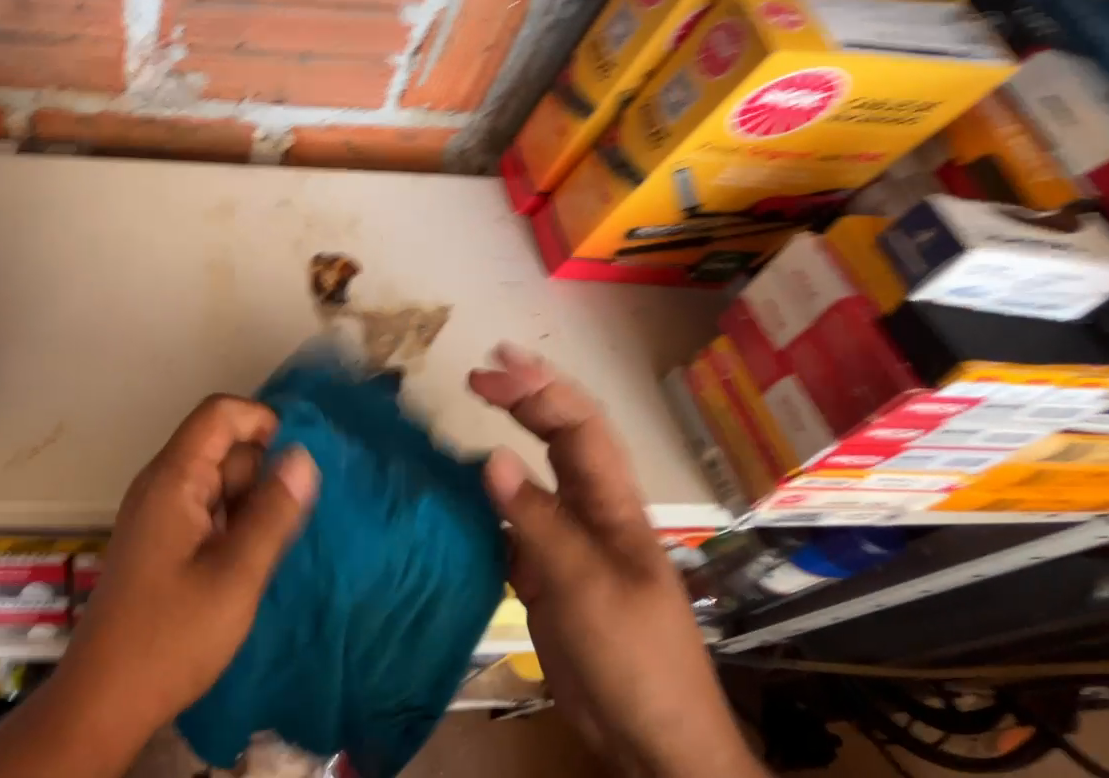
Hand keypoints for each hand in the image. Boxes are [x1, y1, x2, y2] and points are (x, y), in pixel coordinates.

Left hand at [60, 394, 318, 729]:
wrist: (106, 699)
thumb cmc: (172, 637)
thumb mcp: (236, 576)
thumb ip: (272, 513)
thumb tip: (303, 456)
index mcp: (173, 478)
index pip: (220, 413)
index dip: (264, 423)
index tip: (301, 465)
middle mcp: (161, 484)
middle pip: (221, 446)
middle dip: (264, 471)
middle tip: (296, 522)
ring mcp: (159, 513)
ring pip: (218, 482)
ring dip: (253, 503)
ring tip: (280, 548)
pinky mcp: (161, 541)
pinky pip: (206, 510)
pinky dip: (235, 524)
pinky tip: (254, 562)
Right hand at [470, 344, 763, 777]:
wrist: (650, 736)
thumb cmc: (633, 656)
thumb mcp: (585, 585)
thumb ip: (538, 521)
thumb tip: (489, 456)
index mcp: (612, 505)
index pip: (578, 427)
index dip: (538, 390)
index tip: (488, 371)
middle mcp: (589, 512)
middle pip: (560, 438)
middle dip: (525, 397)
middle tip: (476, 372)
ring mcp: (565, 542)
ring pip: (534, 474)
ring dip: (506, 437)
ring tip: (470, 410)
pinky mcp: (542, 574)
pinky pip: (510, 521)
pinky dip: (485, 496)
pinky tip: (459, 488)